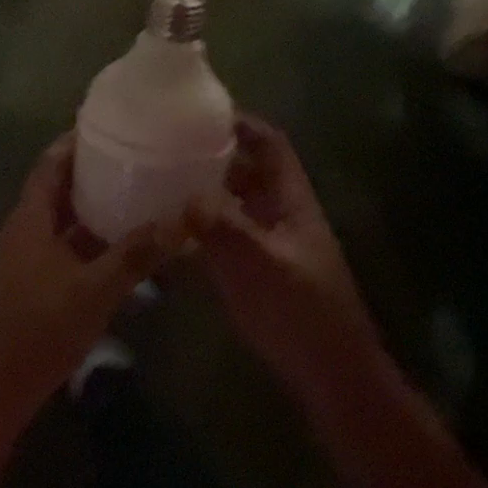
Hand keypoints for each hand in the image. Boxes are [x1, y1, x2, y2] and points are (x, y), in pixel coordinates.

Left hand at [0, 135, 185, 411]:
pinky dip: (91, 234)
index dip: (74, 141)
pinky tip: (124, 240)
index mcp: (29, 218)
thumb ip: (139, 253)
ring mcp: (29, 255)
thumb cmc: (44, 327)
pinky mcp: (37, 278)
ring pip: (63, 216)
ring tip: (136, 188)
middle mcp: (25, 228)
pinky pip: (66, 242)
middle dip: (91, 169)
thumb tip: (187, 218)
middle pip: (57, 186)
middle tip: (133, 154)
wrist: (5, 382)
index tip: (109, 124)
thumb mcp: (97, 288)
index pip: (50, 164)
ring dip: (93, 202)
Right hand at [187, 115, 378, 389]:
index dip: (240, 122)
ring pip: (232, 201)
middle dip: (210, 153)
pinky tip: (165, 229)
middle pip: (246, 169)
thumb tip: (181, 195)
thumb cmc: (302, 312)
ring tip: (156, 179)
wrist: (331, 376)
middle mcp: (279, 214)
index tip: (198, 111)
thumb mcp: (259, 263)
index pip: (270, 144)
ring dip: (200, 188)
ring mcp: (268, 244)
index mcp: (291, 201)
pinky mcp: (254, 272)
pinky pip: (220, 234)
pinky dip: (196, 225)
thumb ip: (221, 225)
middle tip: (163, 145)